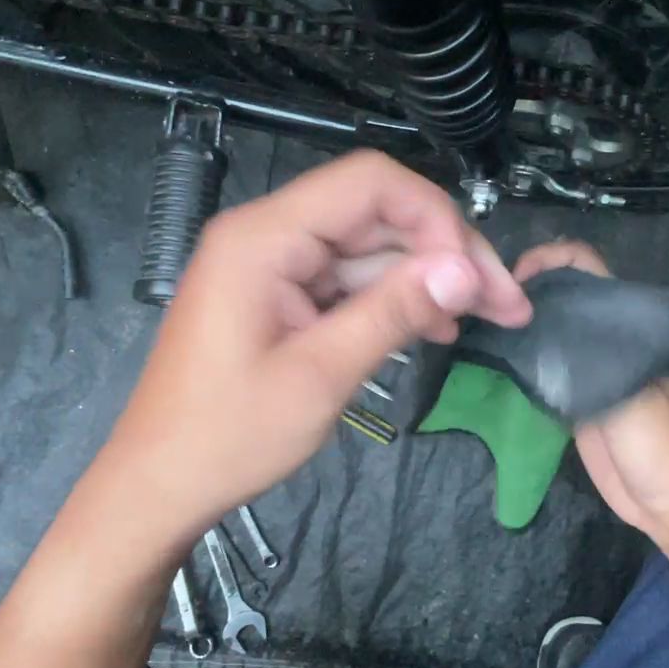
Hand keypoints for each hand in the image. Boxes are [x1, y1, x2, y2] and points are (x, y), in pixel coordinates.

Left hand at [105, 151, 530, 536]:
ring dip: (428, 281)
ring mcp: (275, 266)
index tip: (478, 275)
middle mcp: (269, 236)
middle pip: (377, 216)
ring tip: (486, 319)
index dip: (436, 218)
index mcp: (265, 238)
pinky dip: (394, 301)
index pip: (370, 184)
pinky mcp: (281, 296)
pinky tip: (436, 328)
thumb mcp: (321, 375)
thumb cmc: (229, 434)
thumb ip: (393, 313)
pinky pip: (349, 282)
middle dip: (446, 254)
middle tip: (507, 304)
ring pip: (371, 251)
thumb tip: (466, 270)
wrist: (161, 483)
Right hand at [512, 241, 668, 541]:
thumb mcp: (629, 397)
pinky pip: (544, 369)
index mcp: (626, 328)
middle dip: (526, 291)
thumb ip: (589, 362)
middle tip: (484, 306)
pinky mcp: (575, 404)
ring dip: (520, 324)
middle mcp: (606, 342)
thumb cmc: (661, 448)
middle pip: (563, 296)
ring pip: (551, 331)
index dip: (551, 260)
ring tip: (482, 327)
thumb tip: (539, 330)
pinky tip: (496, 361)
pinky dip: (520, 360)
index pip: (588, 269)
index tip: (512, 280)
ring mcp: (589, 373)